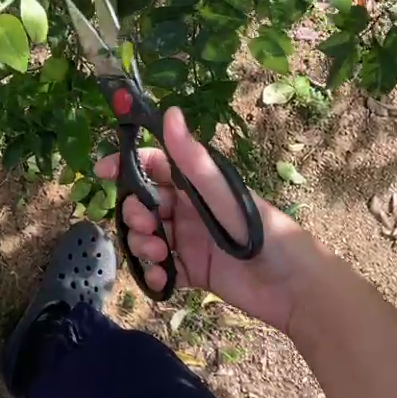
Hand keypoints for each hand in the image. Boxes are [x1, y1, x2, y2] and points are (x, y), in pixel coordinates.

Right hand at [96, 107, 322, 331]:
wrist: (295, 286)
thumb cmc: (260, 229)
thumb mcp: (221, 191)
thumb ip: (191, 157)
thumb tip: (170, 111)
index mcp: (194, 184)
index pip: (152, 166)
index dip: (125, 166)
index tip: (102, 172)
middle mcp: (188, 209)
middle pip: (144, 204)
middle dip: (134, 213)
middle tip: (144, 225)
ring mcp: (189, 241)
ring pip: (149, 236)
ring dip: (142, 244)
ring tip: (157, 255)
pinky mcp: (194, 272)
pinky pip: (163, 269)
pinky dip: (155, 274)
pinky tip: (161, 279)